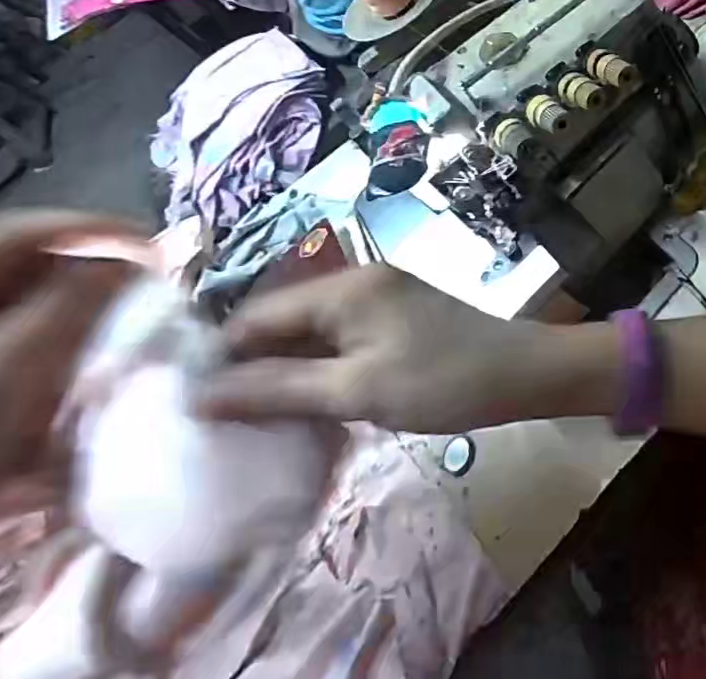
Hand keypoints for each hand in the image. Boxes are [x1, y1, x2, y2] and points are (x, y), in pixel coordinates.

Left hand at [0, 210, 134, 526]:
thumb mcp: (14, 364)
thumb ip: (76, 299)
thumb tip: (136, 255)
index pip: (6, 238)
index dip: (85, 230)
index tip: (149, 239)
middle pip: (14, 263)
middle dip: (84, 263)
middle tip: (146, 267)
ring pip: (22, 291)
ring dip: (79, 291)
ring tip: (130, 292)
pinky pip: (18, 321)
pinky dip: (63, 318)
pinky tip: (95, 323)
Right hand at [197, 264, 615, 434]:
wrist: (520, 374)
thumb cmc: (442, 380)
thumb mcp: (357, 390)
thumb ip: (278, 389)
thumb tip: (199, 394)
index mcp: (345, 288)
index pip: (257, 316)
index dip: (218, 358)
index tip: (185, 407)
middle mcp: (358, 282)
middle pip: (283, 322)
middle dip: (250, 368)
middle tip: (215, 423)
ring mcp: (380, 299)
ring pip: (311, 334)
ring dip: (285, 373)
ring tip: (251, 423)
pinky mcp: (396, 319)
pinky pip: (340, 341)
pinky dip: (320, 370)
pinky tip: (305, 407)